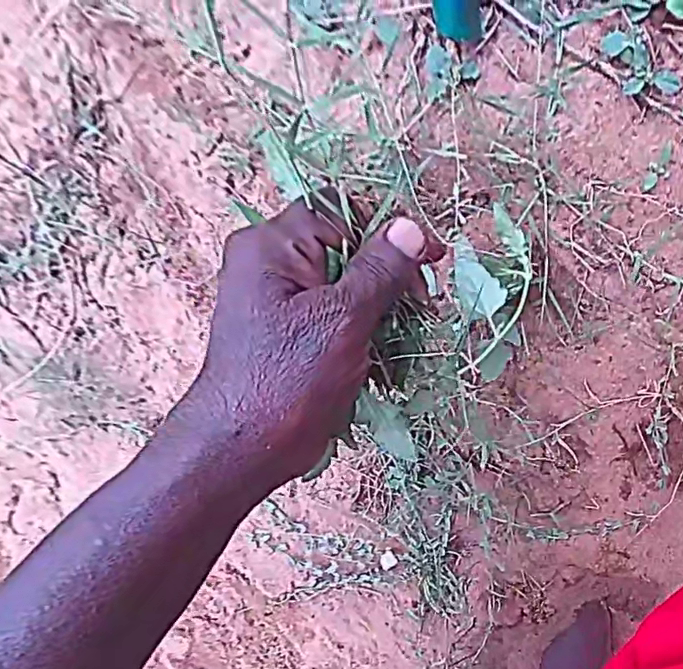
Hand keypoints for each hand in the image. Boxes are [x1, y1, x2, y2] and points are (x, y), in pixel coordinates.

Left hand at [164, 200, 441, 488]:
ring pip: (350, 290)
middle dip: (392, 279)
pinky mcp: (298, 338)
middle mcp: (274, 266)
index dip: (390, 231)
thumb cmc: (290, 377)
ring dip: (386, 313)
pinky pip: (342, 321)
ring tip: (406, 341)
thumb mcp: (342, 318)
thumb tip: (410, 227)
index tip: (433, 260)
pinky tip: (386, 360)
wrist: (250, 443)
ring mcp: (285, 304)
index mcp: (273, 245)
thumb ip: (379, 271)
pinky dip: (369, 336)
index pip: (340, 212)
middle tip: (425, 309)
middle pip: (348, 251)